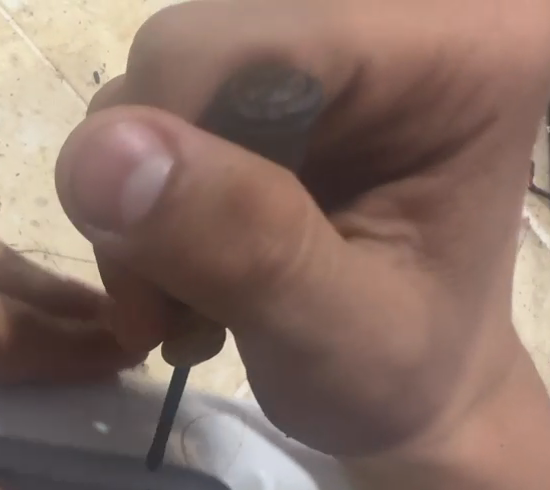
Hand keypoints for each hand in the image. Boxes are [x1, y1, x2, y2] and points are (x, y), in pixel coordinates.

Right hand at [54, 0, 549, 457]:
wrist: (406, 391)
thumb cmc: (393, 375)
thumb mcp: (324, 329)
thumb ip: (232, 239)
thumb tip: (94, 154)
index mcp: (455, 46)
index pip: (233, 40)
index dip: (163, 156)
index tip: (164, 288)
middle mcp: (389, 16)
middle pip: (181, 57)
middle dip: (148, 196)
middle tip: (170, 305)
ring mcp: (320, 50)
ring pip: (149, 97)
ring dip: (138, 217)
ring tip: (184, 301)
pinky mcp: (271, 90)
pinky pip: (151, 129)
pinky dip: (144, 215)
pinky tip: (185, 275)